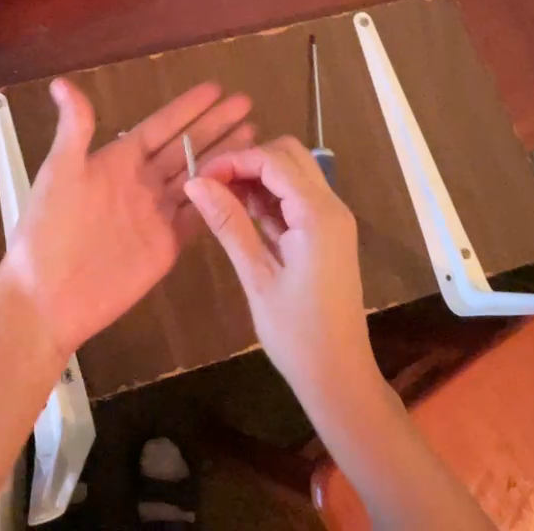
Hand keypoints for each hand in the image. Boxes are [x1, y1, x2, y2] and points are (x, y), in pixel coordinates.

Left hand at [1, 77, 254, 357]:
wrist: (47, 297)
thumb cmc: (48, 230)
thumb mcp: (59, 173)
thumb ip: (73, 130)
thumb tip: (62, 83)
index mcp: (117, 161)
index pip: (161, 126)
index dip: (187, 108)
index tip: (216, 88)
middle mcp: (141, 182)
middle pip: (187, 147)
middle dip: (216, 126)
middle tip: (246, 104)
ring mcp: (156, 214)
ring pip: (198, 177)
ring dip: (225, 157)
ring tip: (254, 136)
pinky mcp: (166, 245)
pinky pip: (199, 216)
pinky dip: (221, 199)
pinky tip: (243, 184)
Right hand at [184, 138, 376, 397]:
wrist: (338, 376)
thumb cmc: (296, 333)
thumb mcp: (257, 276)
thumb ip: (228, 223)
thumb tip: (194, 183)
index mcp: (318, 214)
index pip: (273, 161)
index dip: (233, 161)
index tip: (198, 178)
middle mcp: (331, 207)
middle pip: (288, 156)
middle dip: (247, 161)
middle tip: (210, 185)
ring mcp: (332, 220)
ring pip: (293, 173)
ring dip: (257, 177)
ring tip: (219, 199)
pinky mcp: (326, 234)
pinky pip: (296, 198)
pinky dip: (269, 197)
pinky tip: (240, 215)